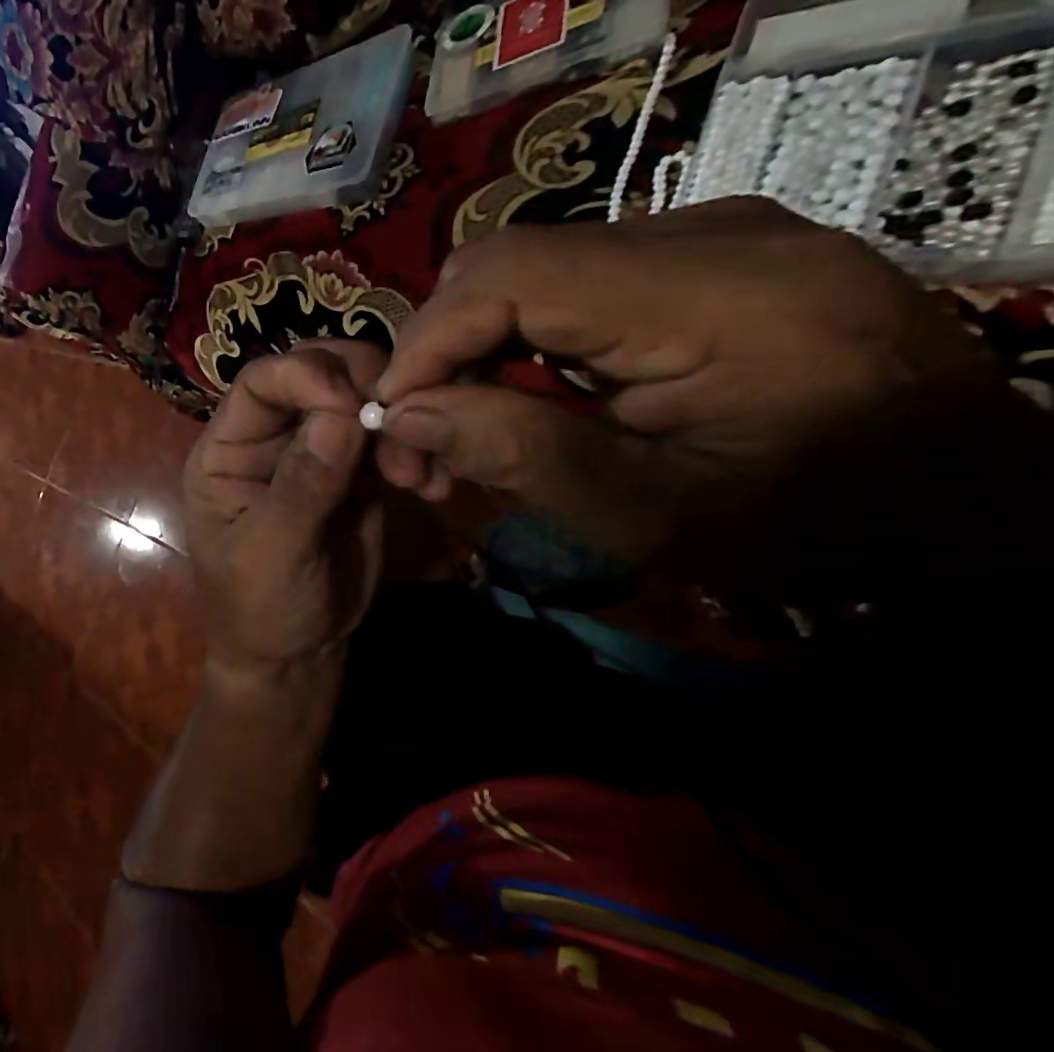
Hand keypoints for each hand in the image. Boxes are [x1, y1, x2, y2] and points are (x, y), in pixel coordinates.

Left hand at [185, 343, 386, 677]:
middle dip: (363, 386)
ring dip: (398, 422)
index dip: (306, 376)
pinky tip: (431, 485)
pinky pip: (390, 441)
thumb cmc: (257, 608)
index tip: (351, 401)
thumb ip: (300, 488)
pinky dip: (415, 450)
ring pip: (361, 402)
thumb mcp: (269, 555)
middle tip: (403, 419)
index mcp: (226, 451)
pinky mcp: (357, 475)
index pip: (260, 383)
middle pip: (317, 377)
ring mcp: (316, 453)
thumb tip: (339, 417)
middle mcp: (269, 440)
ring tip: (415, 476)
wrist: (296, 652)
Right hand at [371, 197, 997, 561]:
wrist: (952, 498)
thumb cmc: (810, 526)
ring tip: (456, 426)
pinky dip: (511, 341)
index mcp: (718, 297)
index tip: (389, 420)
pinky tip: (513, 396)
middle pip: (507, 264)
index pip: (513, 277)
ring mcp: (708, 236)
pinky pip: (565, 282)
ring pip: (525, 269)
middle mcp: (711, 235)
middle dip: (436, 351)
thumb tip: (404, 414)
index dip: (427, 342)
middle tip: (418, 438)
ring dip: (467, 349)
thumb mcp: (652, 517)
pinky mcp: (701, 255)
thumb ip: (522, 457)